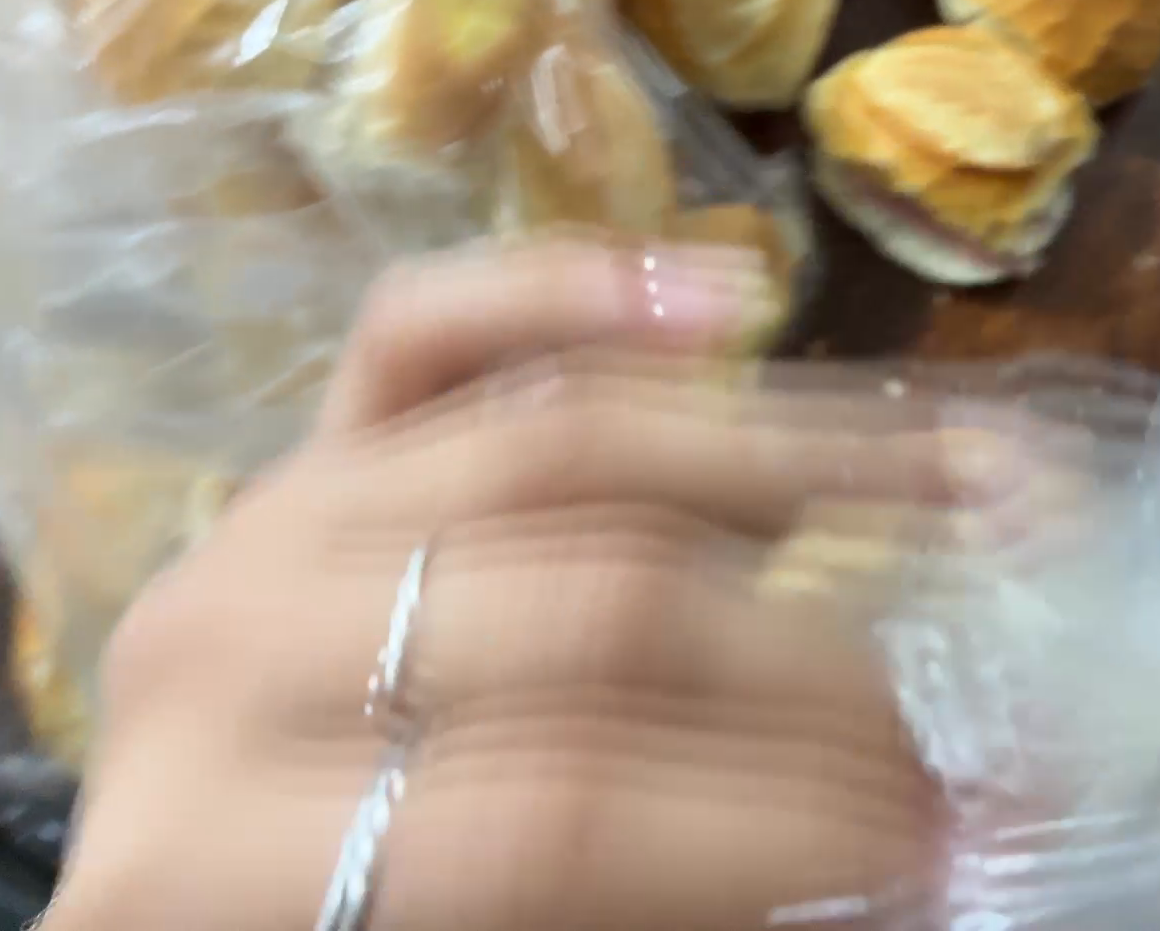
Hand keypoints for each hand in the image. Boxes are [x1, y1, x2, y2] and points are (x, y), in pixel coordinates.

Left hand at [41, 241, 969, 930]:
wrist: (225, 846)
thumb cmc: (376, 905)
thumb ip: (690, 881)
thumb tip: (928, 846)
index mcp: (214, 859)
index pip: (563, 808)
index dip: (771, 823)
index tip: (935, 841)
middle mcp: (239, 643)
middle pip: (600, 598)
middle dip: (809, 659)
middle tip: (940, 704)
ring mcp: (286, 503)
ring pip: (565, 432)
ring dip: (789, 449)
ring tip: (944, 471)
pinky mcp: (334, 432)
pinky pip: (435, 324)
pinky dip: (587, 290)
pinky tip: (735, 299)